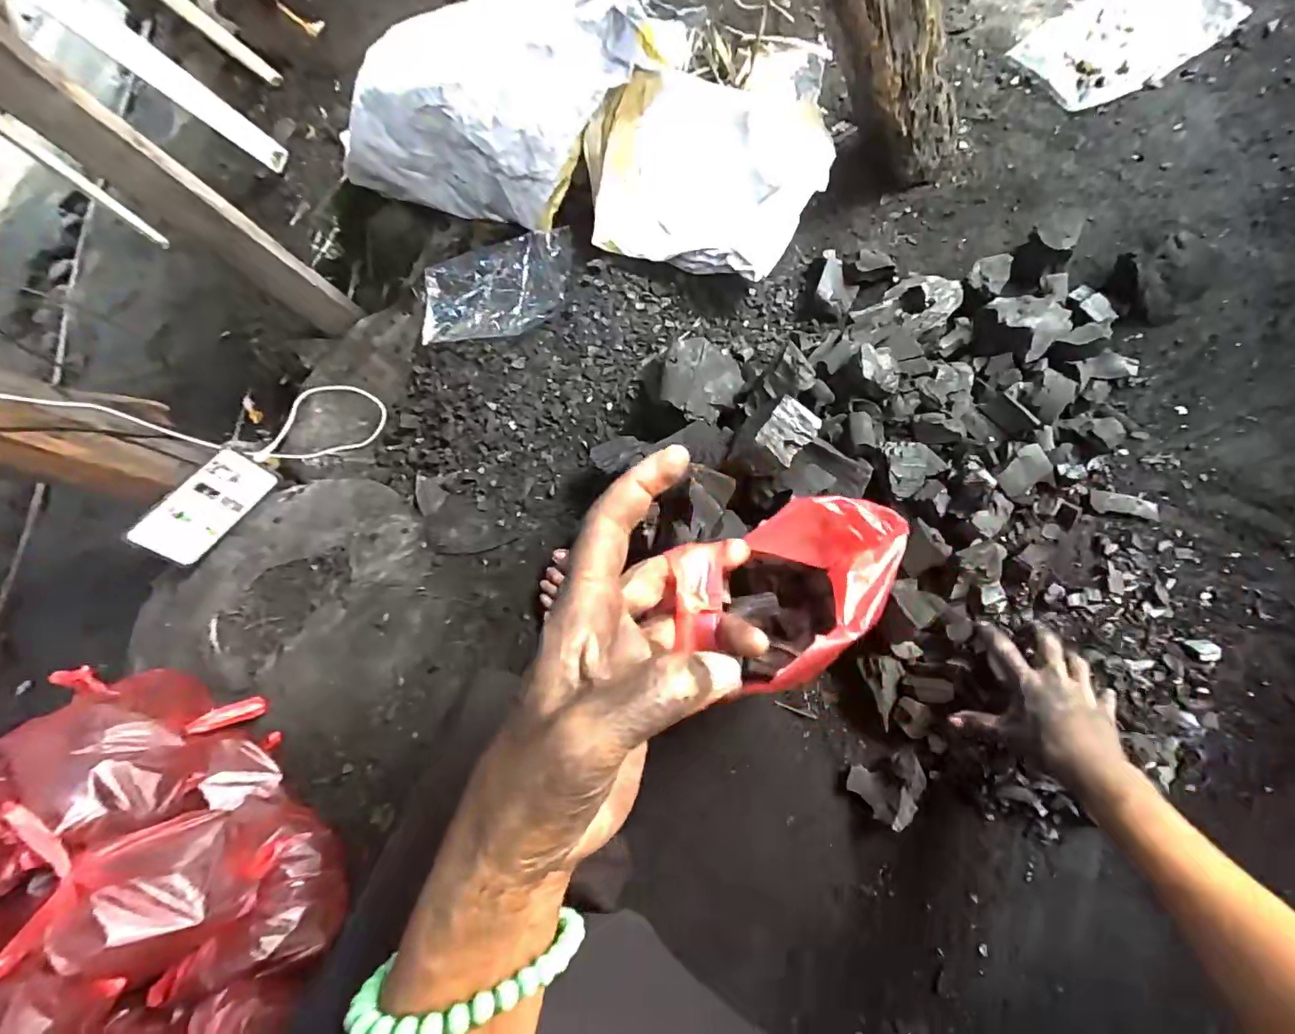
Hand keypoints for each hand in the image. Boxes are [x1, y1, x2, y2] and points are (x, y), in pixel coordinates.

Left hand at [458, 446, 768, 882]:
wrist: (531, 835)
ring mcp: (629, 666)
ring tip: (763, 633)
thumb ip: (656, 693)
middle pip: (658, 573)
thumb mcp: (589, 732)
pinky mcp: (648, 702)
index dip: (638, 488)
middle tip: (751, 556)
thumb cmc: (538, 776)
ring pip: (682, 619)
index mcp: (581, 617)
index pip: (607, 533)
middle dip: (702, 560)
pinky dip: (723, 660)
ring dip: (722, 618)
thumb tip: (725, 664)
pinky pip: (694, 664)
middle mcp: (607, 631)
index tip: (678, 458)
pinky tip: (753, 666)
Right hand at [950, 623, 1132, 798]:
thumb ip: (981, 725)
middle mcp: (1056, 679)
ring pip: (1079, 663)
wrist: (1092, 767)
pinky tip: (1103, 692)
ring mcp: (1083, 692)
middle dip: (1042, 634)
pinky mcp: (1103, 708)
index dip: (993, 636)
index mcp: (1029, 683)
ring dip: (1072, 657)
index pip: (1006, 652)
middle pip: (1051, 647)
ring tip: (1068, 655)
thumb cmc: (1044, 747)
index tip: (983, 624)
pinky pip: (1104, 695)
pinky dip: (1102, 692)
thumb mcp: (1008, 735)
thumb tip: (950, 720)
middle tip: (1036, 628)